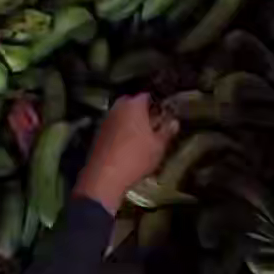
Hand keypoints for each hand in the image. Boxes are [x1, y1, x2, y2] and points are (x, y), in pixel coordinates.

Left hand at [74, 94, 177, 214]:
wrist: (104, 177)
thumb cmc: (136, 157)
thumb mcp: (158, 146)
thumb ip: (167, 131)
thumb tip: (174, 121)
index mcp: (134, 104)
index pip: (149, 96)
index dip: (158, 104)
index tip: (165, 114)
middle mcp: (119, 105)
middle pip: (134, 103)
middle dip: (144, 112)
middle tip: (154, 125)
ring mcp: (107, 117)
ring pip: (123, 114)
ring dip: (131, 121)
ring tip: (142, 135)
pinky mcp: (99, 130)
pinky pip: (115, 124)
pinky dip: (122, 130)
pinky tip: (127, 143)